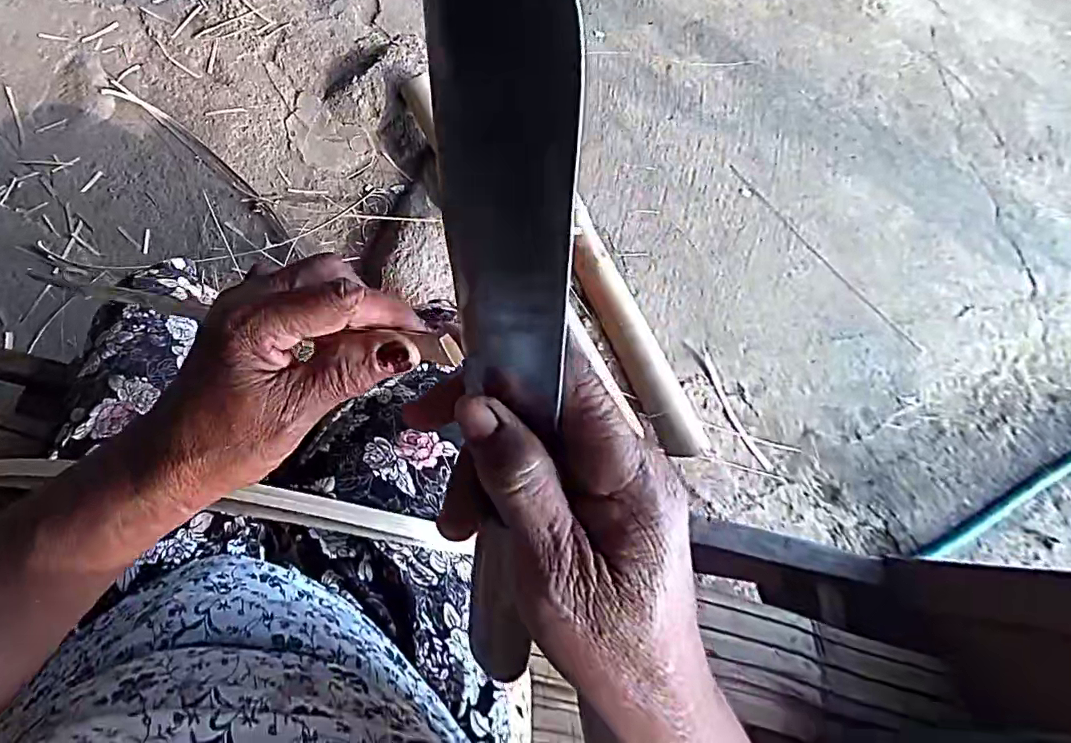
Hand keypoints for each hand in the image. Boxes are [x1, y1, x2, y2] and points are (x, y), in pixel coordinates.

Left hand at [134, 254, 427, 503]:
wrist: (171, 457)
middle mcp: (246, 296)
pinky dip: (324, 307)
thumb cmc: (222, 445)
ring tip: (373, 341)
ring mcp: (242, 299)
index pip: (340, 298)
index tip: (420, 332)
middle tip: (399, 338)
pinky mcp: (244, 310)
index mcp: (255, 320)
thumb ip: (349, 371)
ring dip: (348, 302)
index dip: (387, 311)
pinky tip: (337, 337)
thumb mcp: (295, 411)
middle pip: (327, 273)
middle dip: (370, 301)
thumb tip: (399, 349)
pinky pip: (295, 291)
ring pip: (313, 277)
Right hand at [405, 355, 747, 741]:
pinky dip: (496, 482)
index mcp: (629, 468)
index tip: (454, 390)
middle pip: (538, 403)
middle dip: (479, 423)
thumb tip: (478, 408)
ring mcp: (607, 474)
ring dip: (481, 464)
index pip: (569, 381)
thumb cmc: (612, 649)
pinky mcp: (591, 491)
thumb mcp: (552, 566)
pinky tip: (478, 518)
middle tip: (424, 428)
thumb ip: (518, 480)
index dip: (508, 369)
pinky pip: (533, 461)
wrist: (646, 702)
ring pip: (526, 432)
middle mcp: (622, 458)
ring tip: (459, 519)